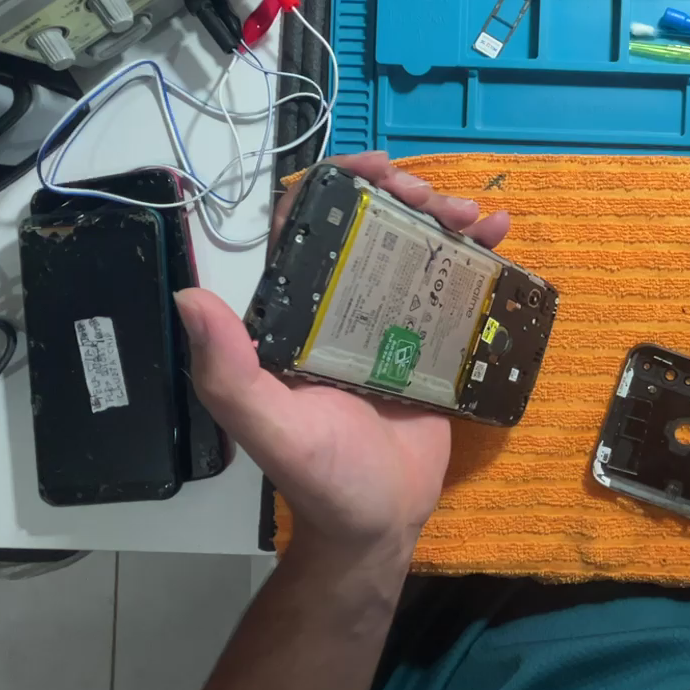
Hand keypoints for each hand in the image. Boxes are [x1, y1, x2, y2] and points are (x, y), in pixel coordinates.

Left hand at [175, 152, 510, 565]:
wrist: (383, 521)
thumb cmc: (325, 477)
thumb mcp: (274, 429)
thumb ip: (230, 372)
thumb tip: (190, 295)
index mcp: (298, 313)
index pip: (307, 228)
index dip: (338, 185)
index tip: (380, 168)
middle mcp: (342, 305)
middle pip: (372, 228)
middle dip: (405, 198)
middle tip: (435, 199)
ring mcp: (392, 319)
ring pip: (416, 247)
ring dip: (445, 217)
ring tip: (473, 216)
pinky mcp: (432, 339)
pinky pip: (454, 285)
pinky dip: (478, 254)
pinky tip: (499, 236)